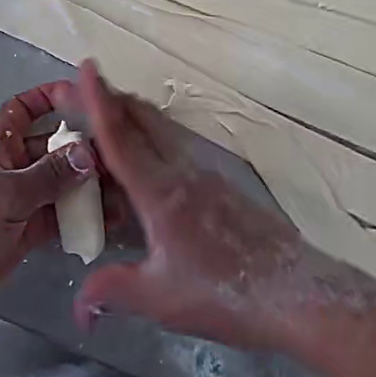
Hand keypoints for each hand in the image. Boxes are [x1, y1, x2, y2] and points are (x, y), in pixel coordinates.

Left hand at [0, 82, 97, 319]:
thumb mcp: (7, 193)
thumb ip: (50, 174)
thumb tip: (86, 154)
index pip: (26, 107)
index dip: (52, 97)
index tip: (85, 97)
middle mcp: (10, 162)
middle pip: (53, 145)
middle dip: (83, 148)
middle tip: (118, 154)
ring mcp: (20, 195)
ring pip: (61, 181)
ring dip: (87, 185)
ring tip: (121, 189)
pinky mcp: (27, 225)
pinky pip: (60, 212)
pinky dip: (80, 215)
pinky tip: (106, 218)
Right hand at [70, 61, 375, 357]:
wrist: (296, 294)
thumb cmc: (224, 295)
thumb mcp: (159, 299)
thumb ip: (111, 292)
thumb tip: (78, 309)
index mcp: (161, 192)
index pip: (122, 137)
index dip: (99, 101)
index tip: (87, 67)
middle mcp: (183, 171)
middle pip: (144, 118)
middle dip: (113, 98)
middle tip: (84, 91)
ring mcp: (206, 174)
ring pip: (163, 130)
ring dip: (134, 116)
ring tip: (108, 122)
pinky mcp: (221, 184)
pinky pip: (177, 148)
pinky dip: (153, 140)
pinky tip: (146, 168)